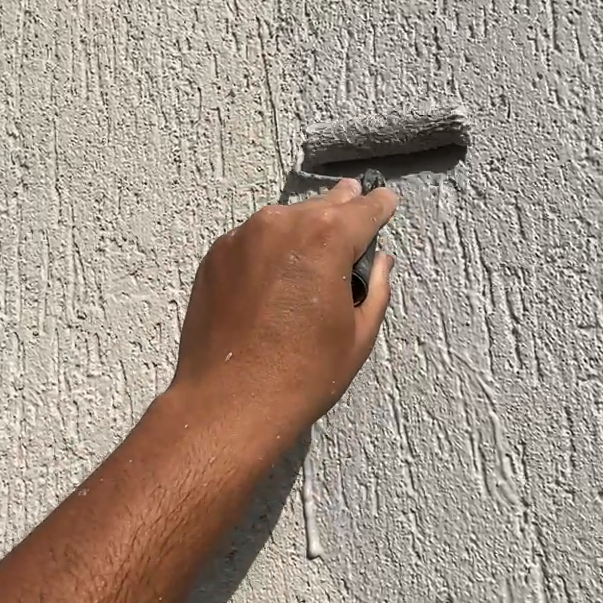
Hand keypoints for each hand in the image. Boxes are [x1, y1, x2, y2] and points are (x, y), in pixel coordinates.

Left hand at [168, 177, 396, 443]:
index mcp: (327, 239)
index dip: (380, 206)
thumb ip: (376, 288)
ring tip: (314, 250)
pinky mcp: (215, 256)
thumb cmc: (303, 374)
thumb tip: (380, 262)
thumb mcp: (359, 335)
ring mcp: (242, 237)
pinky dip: (271, 248)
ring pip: (285, 221)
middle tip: (355, 202)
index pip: (365, 209)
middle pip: (323, 206)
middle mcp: (282, 224)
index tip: (386, 200)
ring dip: (304, 230)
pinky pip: (254, 240)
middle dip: (342, 209)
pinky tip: (277, 277)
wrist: (230, 401)